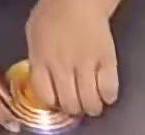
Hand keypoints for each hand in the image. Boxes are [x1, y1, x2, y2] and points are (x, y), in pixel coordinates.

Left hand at [26, 0, 120, 117]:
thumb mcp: (35, 36)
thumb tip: (46, 89)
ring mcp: (86, 63)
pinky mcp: (106, 62)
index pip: (46, 97)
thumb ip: (38, 63)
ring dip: (92, 107)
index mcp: (42, 57)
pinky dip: (108, 96)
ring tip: (92, 100)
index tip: (59, 101)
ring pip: (90, 104)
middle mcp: (62, 63)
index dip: (53, 104)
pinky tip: (104, 90)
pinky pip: (109, 93)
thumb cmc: (55, 15)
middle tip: (78, 101)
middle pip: (70, 105)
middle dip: (75, 108)